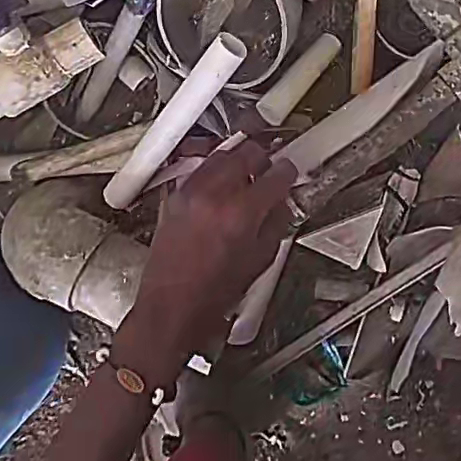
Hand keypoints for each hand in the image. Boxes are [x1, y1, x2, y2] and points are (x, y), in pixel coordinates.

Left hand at [113, 140, 295, 384]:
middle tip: (269, 170)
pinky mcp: (174, 196)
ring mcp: (191, 192)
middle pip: (247, 152)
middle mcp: (214, 195)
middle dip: (263, 159)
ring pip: (221, 154)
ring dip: (238, 161)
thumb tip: (281, 201)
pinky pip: (200, 170)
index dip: (288, 172)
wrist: (171, 307)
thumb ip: (276, 222)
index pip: (275, 174)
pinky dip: (214, 171)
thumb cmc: (212, 294)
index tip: (289, 173)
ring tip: (246, 177)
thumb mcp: (261, 260)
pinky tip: (221, 187)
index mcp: (242, 213)